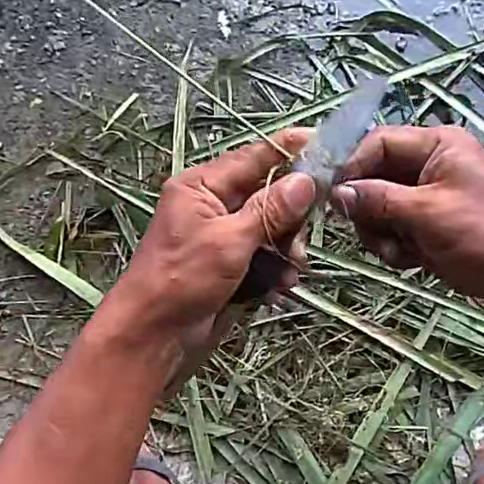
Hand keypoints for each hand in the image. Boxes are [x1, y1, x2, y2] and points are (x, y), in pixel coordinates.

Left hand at [103, 129, 316, 352]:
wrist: (155, 336)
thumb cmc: (182, 280)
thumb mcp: (229, 240)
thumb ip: (270, 210)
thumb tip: (307, 180)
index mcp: (202, 186)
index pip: (254, 157)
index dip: (291, 151)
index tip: (328, 147)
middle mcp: (213, 206)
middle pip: (269, 194)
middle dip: (291, 217)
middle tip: (300, 241)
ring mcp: (223, 238)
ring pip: (272, 229)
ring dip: (286, 249)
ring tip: (289, 271)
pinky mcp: (231, 267)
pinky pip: (265, 258)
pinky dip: (275, 271)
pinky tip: (279, 287)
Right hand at [332, 125, 483, 300]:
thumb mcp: (429, 212)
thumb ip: (380, 199)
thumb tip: (336, 193)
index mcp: (436, 145)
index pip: (377, 143)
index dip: (353, 168)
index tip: (336, 198)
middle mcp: (427, 166)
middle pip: (371, 178)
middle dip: (369, 210)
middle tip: (377, 234)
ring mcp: (424, 198)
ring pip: (376, 210)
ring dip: (380, 235)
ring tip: (401, 251)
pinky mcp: (424, 227)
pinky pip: (390, 232)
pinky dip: (394, 248)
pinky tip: (413, 259)